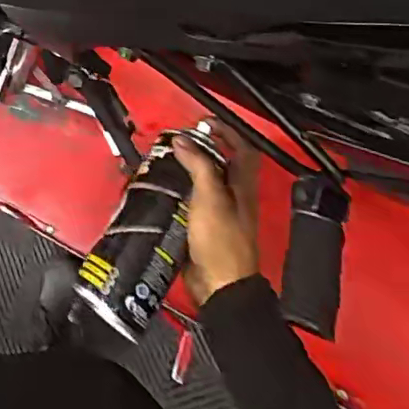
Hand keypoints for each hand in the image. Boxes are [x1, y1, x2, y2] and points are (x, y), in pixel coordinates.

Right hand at [174, 126, 261, 303]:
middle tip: (181, 138)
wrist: (219, 286)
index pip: (243, 149)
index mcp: (243, 186)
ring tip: (169, 157)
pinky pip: (193, 198)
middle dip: (204, 146)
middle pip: (223, 162)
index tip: (204, 122)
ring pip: (206, 179)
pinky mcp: (204, 225)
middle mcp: (234, 196)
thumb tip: (184, 140)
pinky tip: (165, 185)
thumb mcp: (210, 197)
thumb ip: (199, 165)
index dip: (228, 131)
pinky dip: (181, 187)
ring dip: (190, 166)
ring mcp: (220, 211)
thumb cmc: (221, 241)